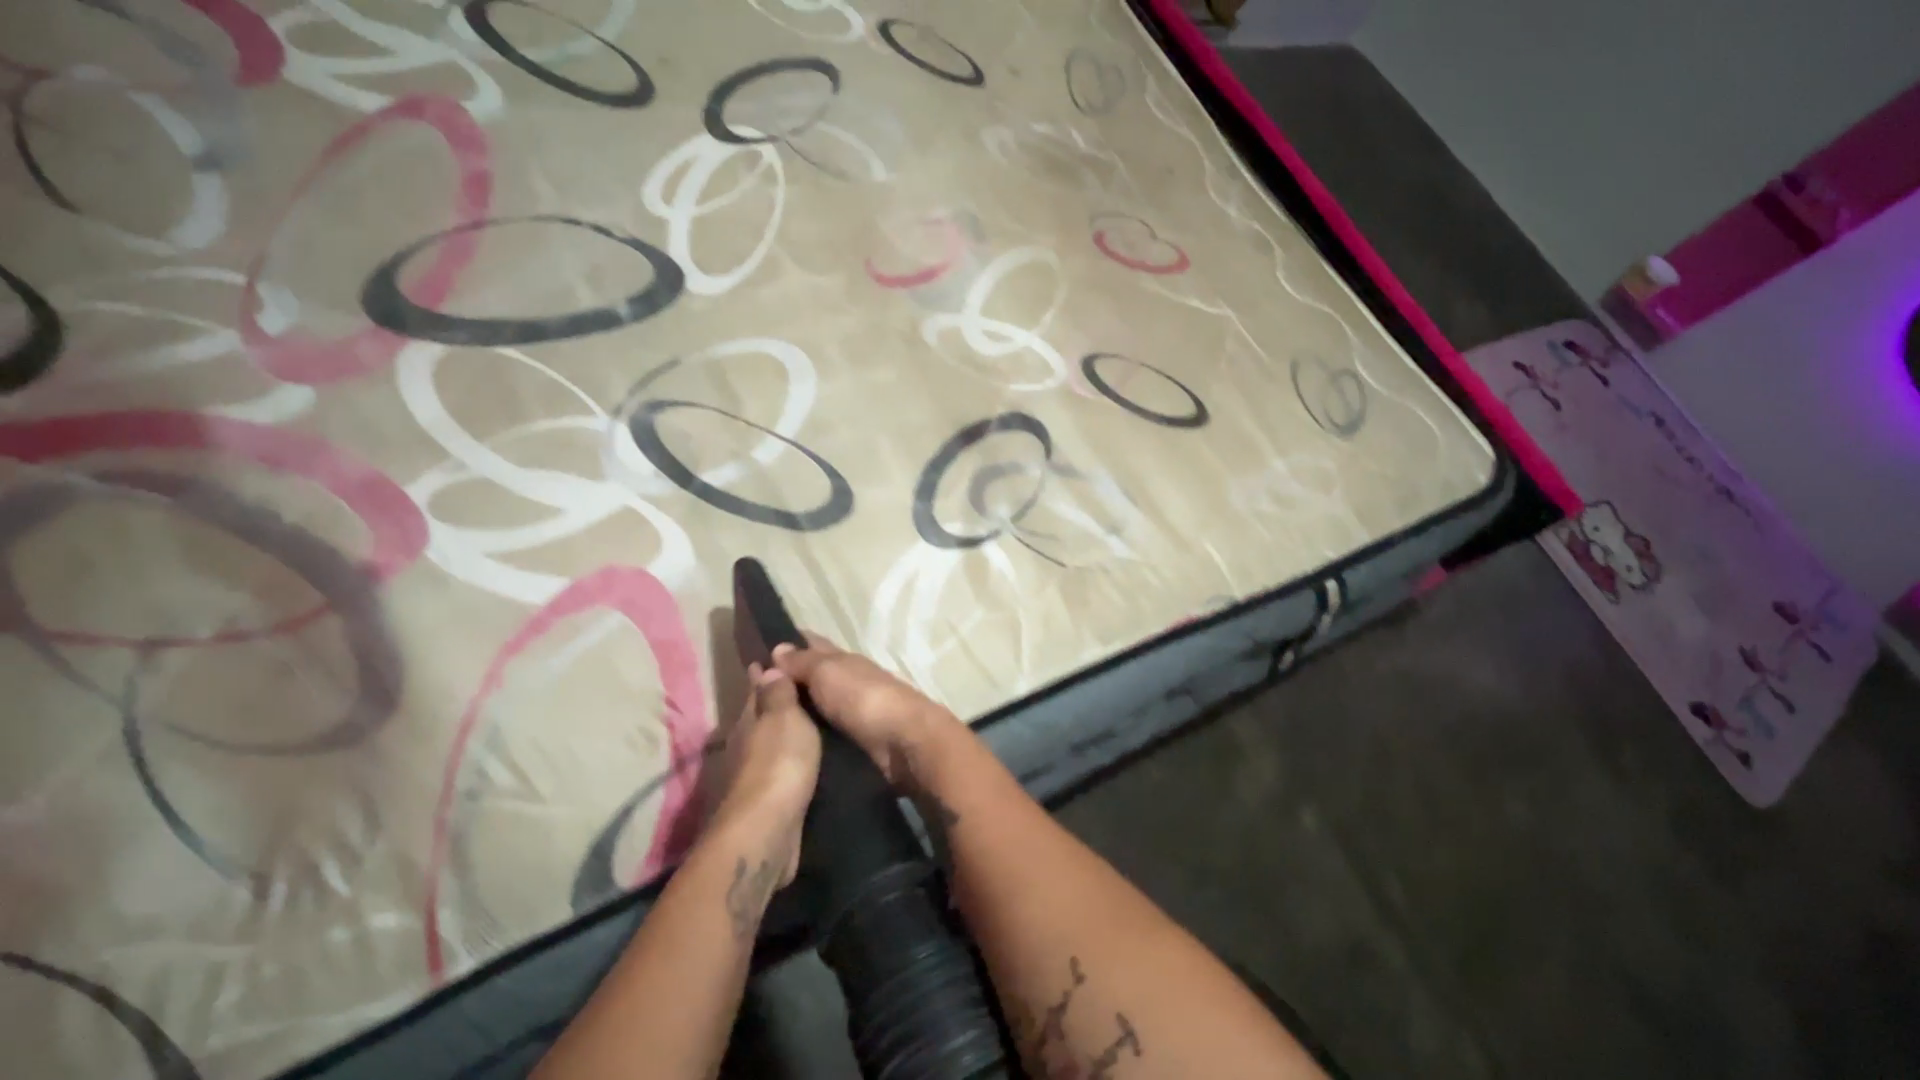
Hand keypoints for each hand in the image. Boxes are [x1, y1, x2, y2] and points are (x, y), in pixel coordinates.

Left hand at [707, 664, 820, 885]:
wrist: (767, 832)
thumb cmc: (778, 765)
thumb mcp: (784, 718)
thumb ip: (779, 694)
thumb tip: (767, 668)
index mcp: (748, 720)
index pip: (758, 688)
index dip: (769, 674)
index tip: (785, 659)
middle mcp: (746, 746)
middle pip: (764, 719)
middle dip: (782, 706)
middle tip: (814, 693)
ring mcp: (755, 778)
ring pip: (774, 749)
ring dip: (789, 740)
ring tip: (822, 728)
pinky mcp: (769, 806)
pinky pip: (785, 777)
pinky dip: (796, 768)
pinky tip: (816, 767)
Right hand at [770, 634, 956, 785]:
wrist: (903, 741)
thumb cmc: (863, 698)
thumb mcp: (827, 672)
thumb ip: (803, 662)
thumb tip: (778, 648)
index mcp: (843, 660)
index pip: (811, 645)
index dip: (787, 646)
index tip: (756, 651)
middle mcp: (848, 682)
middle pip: (813, 678)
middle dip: (786, 683)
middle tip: (747, 697)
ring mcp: (853, 713)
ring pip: (817, 707)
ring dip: (796, 713)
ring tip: (761, 725)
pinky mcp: (856, 742)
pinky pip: (825, 733)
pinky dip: (809, 735)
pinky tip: (789, 744)